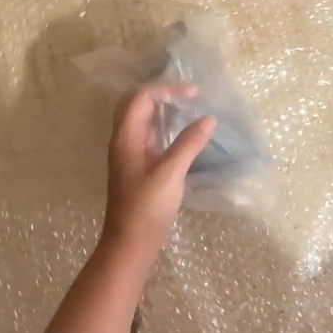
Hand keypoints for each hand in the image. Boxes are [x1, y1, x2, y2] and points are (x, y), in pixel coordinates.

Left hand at [102, 85, 216, 252]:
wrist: (130, 242)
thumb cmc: (147, 207)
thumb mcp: (171, 172)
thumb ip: (189, 143)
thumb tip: (208, 118)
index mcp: (126, 137)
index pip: (141, 97)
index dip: (167, 90)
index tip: (194, 96)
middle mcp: (123, 141)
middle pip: (136, 104)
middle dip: (161, 95)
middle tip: (188, 99)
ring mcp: (128, 154)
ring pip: (141, 121)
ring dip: (162, 112)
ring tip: (188, 111)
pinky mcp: (136, 167)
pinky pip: (148, 137)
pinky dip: (164, 129)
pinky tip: (182, 137)